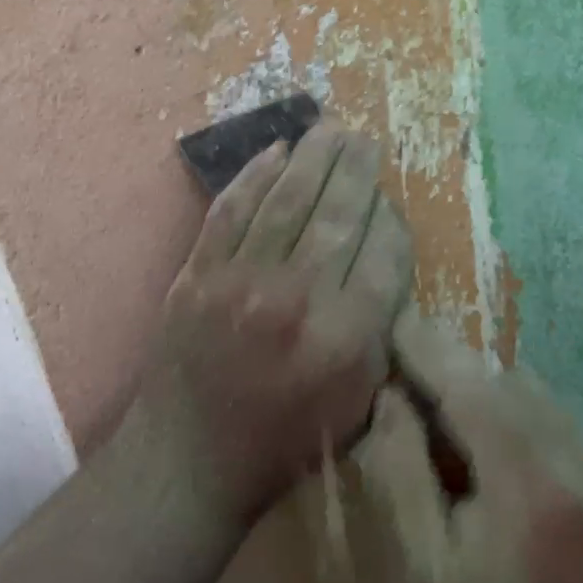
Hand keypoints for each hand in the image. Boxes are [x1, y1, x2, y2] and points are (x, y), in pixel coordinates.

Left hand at [122, 120, 414, 523]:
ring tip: (329, 128)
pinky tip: (274, 152)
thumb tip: (379, 256)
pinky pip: (230, 211)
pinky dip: (253, 177)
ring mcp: (241, 280)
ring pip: (285, 202)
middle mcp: (296, 299)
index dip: (391, 221)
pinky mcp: (198, 272)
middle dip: (356, 171)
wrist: (191, 454)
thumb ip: (375, 330)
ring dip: (311, 159)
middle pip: (338, 216)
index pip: (383, 256)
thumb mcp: (354, 403)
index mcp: (344, 339)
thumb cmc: (283, 439)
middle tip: (363, 138)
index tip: (389, 202)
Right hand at [362, 313, 582, 582]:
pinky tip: (494, 451)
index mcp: (532, 484)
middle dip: (456, 363)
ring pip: (545, 401)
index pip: (468, 380)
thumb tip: (393, 396)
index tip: (391, 315)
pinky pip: (568, 434)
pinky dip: (523, 420)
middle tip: (406, 365)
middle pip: (511, 381)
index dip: (424, 343)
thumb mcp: (420, 565)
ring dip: (491, 389)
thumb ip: (401, 470)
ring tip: (444, 406)